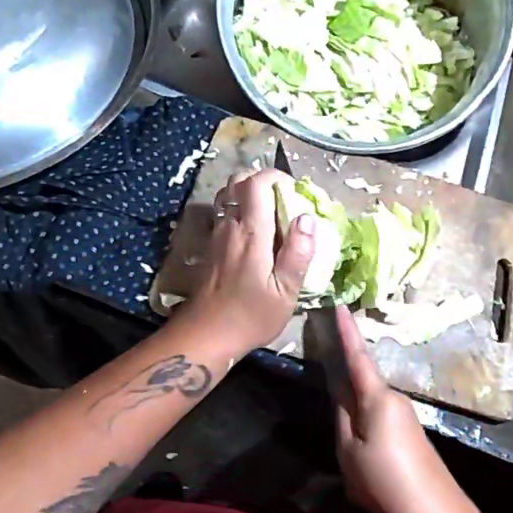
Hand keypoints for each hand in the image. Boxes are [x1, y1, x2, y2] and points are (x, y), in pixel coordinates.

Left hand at [180, 168, 313, 354]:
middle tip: (284, 199)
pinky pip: (224, 212)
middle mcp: (229, 225)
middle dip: (262, 180)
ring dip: (250, 194)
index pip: (257, 183)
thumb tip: (307, 218)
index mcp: (251, 232)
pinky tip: (257, 233)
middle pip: (238, 181)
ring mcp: (216, 234)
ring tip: (272, 214)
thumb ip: (298, 253)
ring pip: (228, 195)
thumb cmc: (250, 316)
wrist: (204, 335)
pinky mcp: (211, 246)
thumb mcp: (285, 292)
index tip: (295, 192)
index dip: (276, 177)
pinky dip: (240, 209)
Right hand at [328, 307, 473, 512]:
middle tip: (324, 359)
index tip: (341, 305)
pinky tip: (358, 441)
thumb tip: (340, 389)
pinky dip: (365, 416)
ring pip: (371, 400)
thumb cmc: (384, 480)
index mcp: (377, 397)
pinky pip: (380, 415)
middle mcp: (395, 398)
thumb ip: (342, 416)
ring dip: (354, 402)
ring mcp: (405, 416)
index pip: (357, 357)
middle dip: (346, 370)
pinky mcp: (410, 433)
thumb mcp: (349, 450)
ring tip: (337, 417)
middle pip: (364, 378)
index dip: (346, 332)